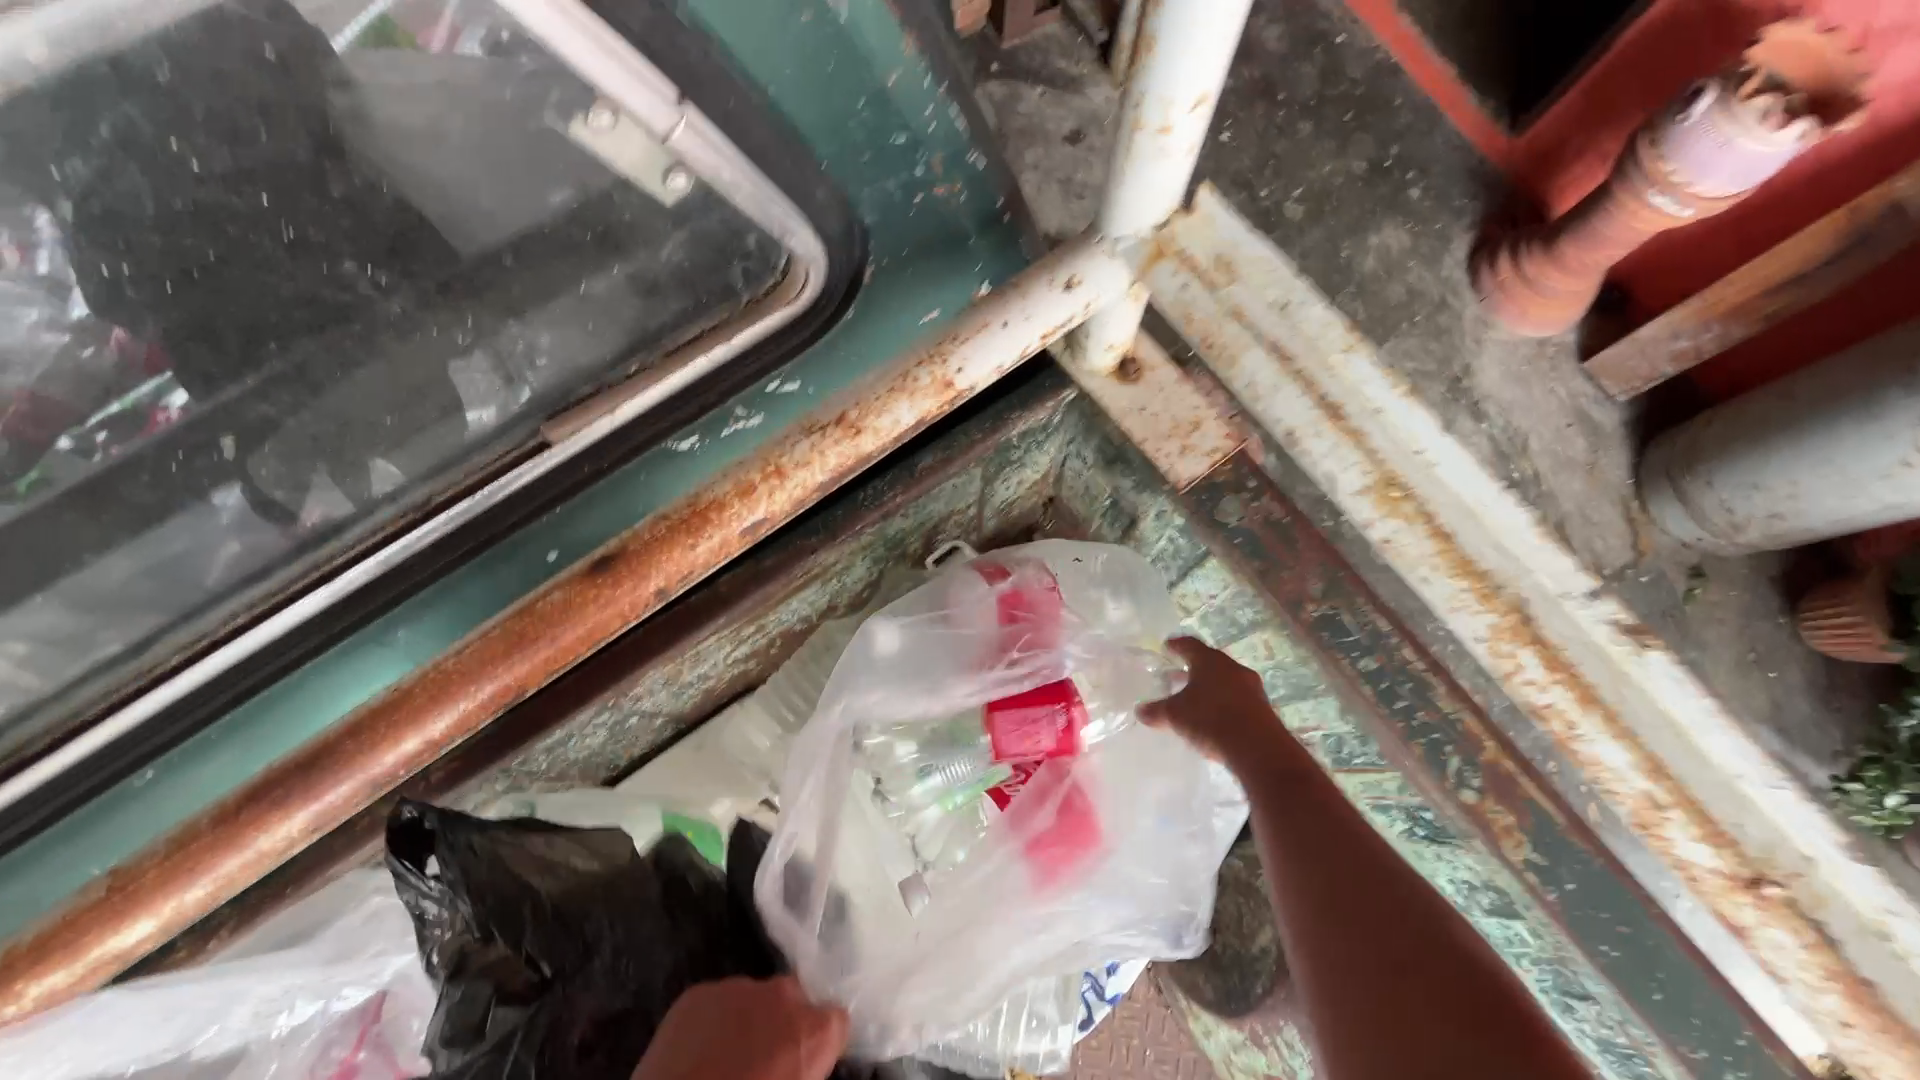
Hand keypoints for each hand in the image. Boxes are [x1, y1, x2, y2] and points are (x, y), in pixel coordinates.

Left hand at [634, 976, 848, 1079]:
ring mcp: (739, 988)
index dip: (821, 1042)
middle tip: (762, 1062)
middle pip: (794, 1000)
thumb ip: (804, 1068)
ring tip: (724, 1058)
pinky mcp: (699, 992)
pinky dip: (712, 1022)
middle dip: (783, 1024)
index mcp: (817, 1029)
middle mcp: (784, 995)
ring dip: (747, 1021)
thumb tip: (793, 1063)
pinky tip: (697, 1053)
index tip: (806, 1062)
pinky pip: (715, 1002)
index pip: (837, 1020)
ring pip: (752, 999)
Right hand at [1138, 637, 1302, 772]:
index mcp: (1210, 661)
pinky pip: (1238, 699)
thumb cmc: (1210, 719)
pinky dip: (1224, 703)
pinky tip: (1215, 718)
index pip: (1190, 644)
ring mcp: (1251, 687)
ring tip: (1195, 698)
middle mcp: (1233, 668)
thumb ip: (1156, 711)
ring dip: (1210, 687)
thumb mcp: (1175, 715)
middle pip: (1210, 662)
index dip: (1176, 645)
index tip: (1167, 646)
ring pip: (1226, 680)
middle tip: (1177, 675)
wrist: (1258, 748)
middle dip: (1193, 669)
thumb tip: (1140, 710)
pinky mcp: (1263, 708)